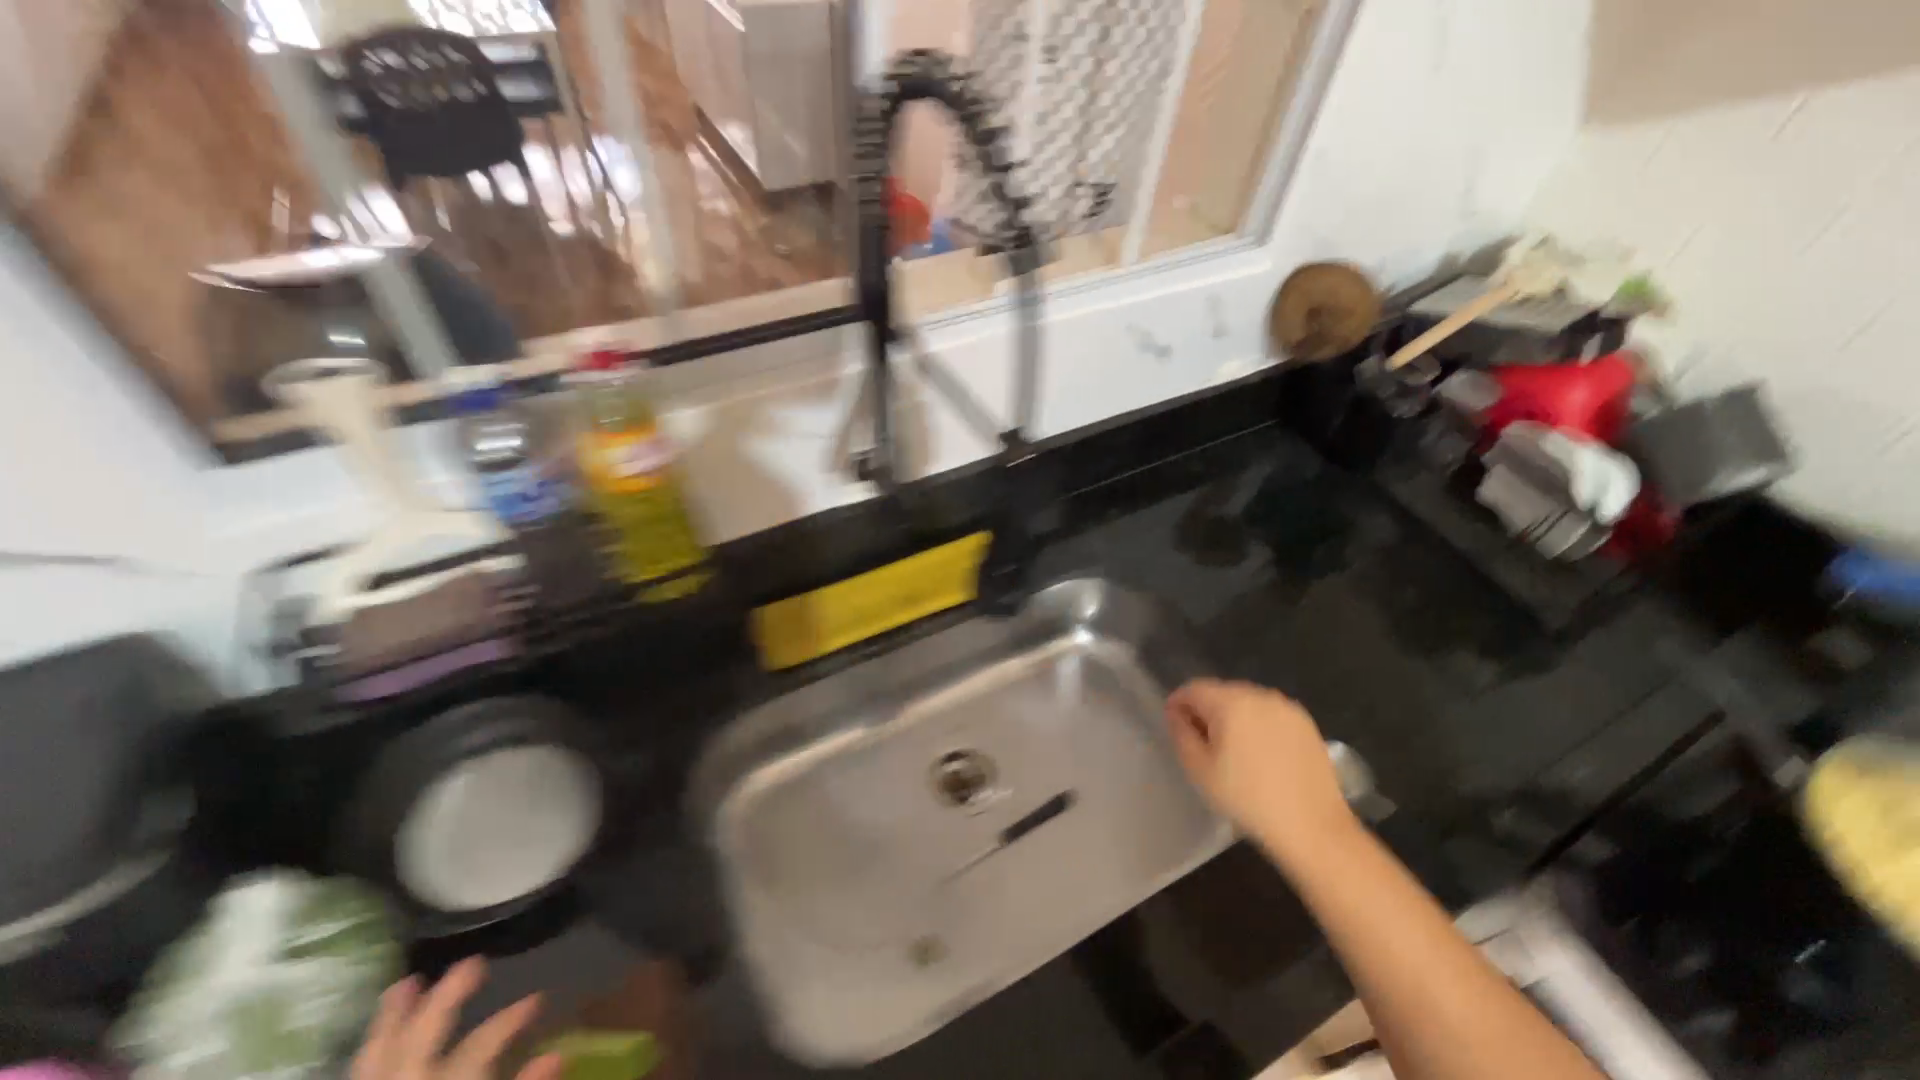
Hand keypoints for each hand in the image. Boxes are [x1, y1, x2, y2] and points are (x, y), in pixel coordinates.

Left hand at [351, 958, 559, 1079]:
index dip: (510, 1020)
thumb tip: (559, 1054)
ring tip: (409, 981)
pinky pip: (362, 1063)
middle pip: (425, 1032)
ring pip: (381, 1047)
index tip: (538, 998)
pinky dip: (374, 1037)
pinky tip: (383, 1020)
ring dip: (395, 1013)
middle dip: (449, 994)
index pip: (480, 1046)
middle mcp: (408, 1078)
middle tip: (474, 961)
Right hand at [1165, 678, 1354, 854]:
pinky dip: (1258, 726)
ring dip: (1233, 717)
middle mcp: (1260, 695)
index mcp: (1231, 702)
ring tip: (1231, 751)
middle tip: (1200, 742)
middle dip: (1206, 710)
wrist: (1311, 826)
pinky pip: (1271, 715)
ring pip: (1248, 702)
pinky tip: (1260, 755)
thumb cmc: (1247, 799)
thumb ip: (1182, 734)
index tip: (1174, 725)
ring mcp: (1287, 708)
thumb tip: (1177, 714)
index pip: (1194, 688)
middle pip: (1222, 692)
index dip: (1178, 703)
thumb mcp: (1200, 770)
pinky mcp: (1306, 724)